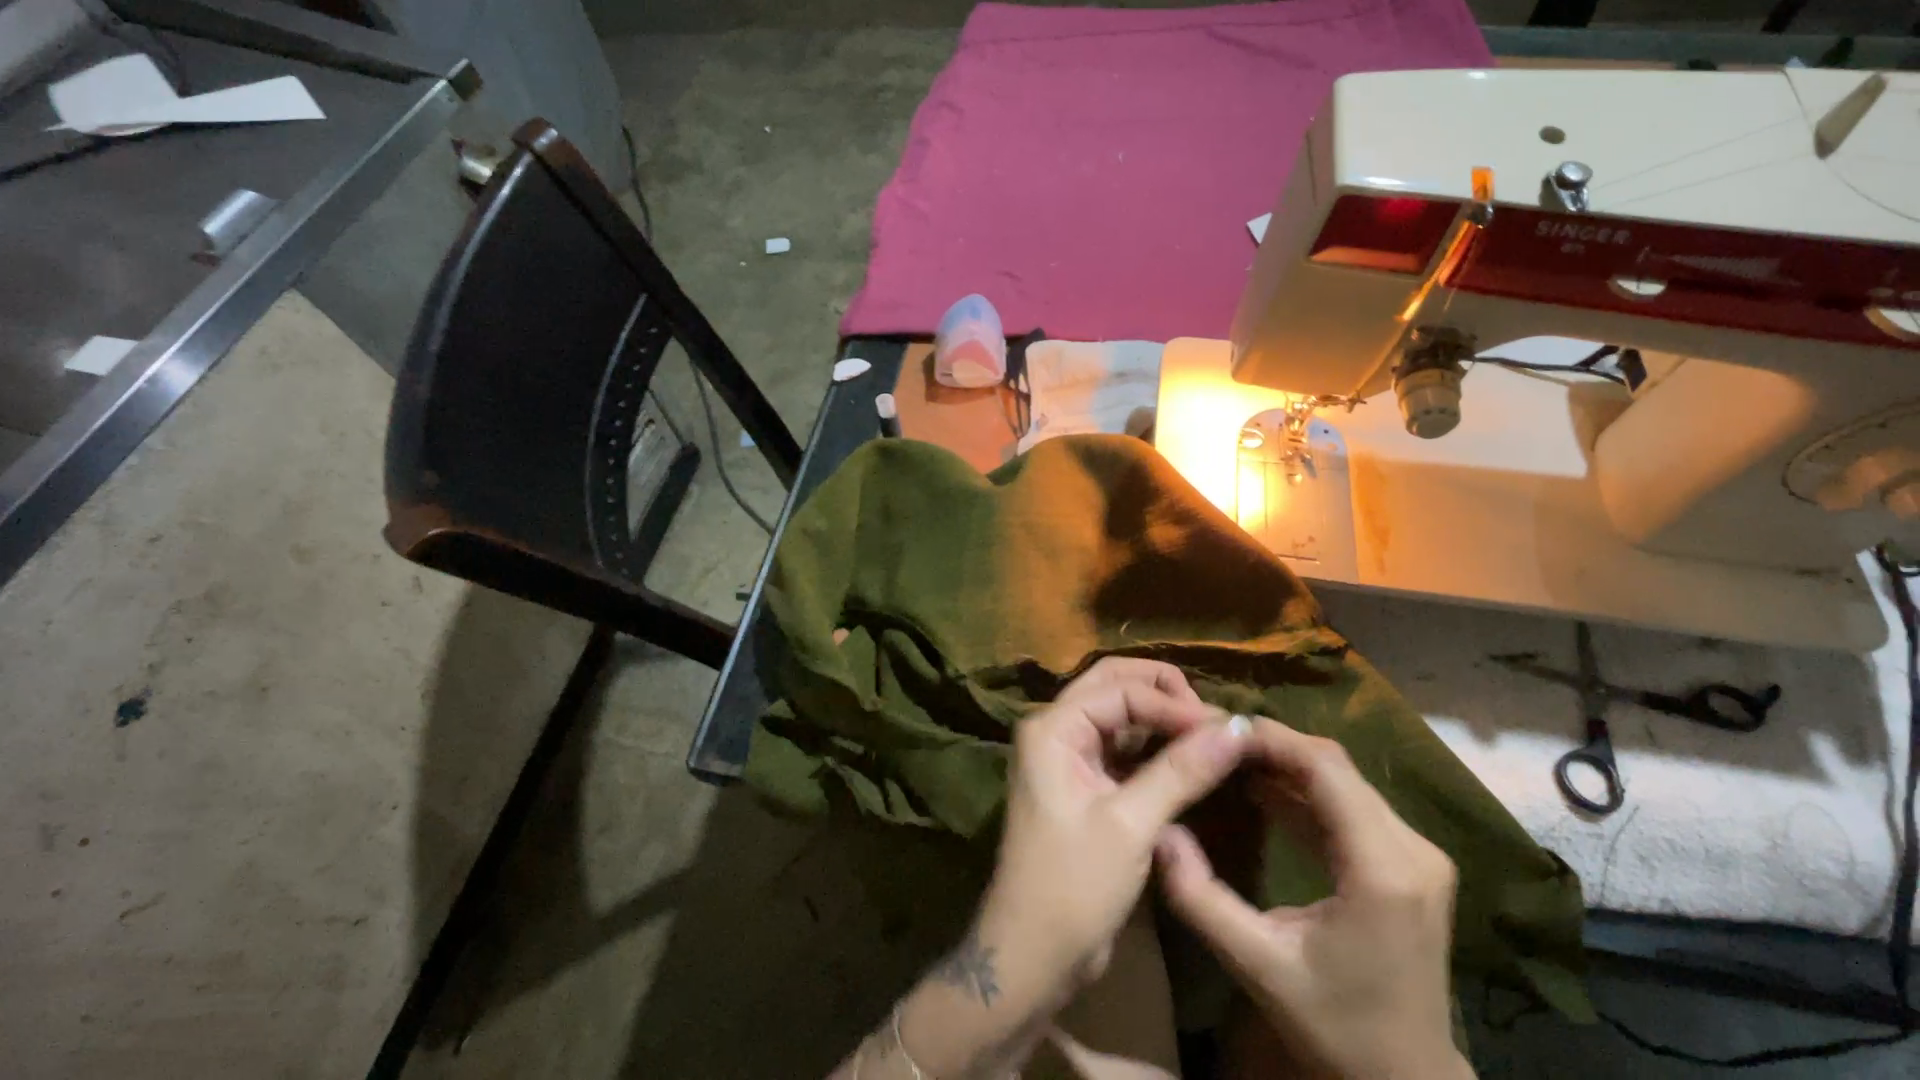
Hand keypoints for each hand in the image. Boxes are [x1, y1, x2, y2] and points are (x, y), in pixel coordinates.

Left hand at [978, 659, 1250, 1000]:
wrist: (1033, 953)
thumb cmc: (1073, 884)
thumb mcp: (1130, 824)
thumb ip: (1181, 771)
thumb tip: (1236, 728)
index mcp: (1052, 730)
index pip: (1120, 691)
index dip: (1173, 704)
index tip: (1224, 729)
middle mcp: (1056, 734)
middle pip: (1114, 690)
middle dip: (1165, 696)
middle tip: (1215, 719)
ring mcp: (1069, 763)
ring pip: (1120, 721)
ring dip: (1164, 723)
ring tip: (1214, 740)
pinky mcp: (1085, 791)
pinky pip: (1123, 754)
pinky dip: (1157, 753)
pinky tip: (1194, 764)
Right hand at [1155, 718, 1469, 1079]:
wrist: (1406, 1079)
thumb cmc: (1334, 1025)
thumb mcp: (1256, 964)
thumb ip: (1201, 897)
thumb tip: (1159, 833)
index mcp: (1382, 869)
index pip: (1326, 769)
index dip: (1271, 739)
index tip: (1216, 731)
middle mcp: (1413, 849)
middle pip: (1338, 768)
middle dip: (1274, 748)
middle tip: (1214, 743)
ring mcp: (1419, 856)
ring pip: (1347, 783)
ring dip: (1289, 768)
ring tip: (1229, 759)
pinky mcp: (1412, 866)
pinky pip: (1355, 809)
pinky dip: (1308, 795)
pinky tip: (1264, 794)